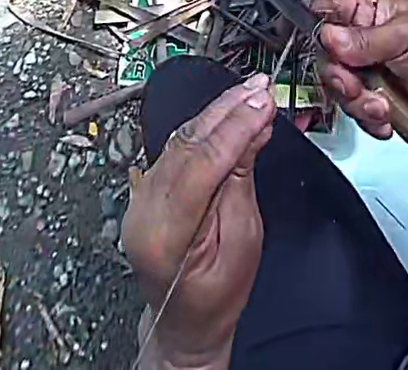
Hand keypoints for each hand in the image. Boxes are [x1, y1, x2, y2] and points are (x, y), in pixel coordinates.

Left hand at [123, 74, 275, 369]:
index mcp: (165, 234)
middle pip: (189, 143)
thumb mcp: (244, 240)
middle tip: (262, 88)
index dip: (236, 128)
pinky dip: (211, 122)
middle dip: (230, 110)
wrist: (186, 318)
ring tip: (253, 90)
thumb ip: (242, 180)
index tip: (264, 103)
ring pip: (183, 136)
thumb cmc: (216, 294)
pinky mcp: (151, 181)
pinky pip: (181, 142)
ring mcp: (142, 193)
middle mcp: (145, 208)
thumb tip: (254, 128)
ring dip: (222, 109)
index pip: (201, 164)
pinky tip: (233, 109)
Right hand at [310, 0, 407, 135]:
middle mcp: (367, 37)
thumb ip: (366, 39)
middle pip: (327, 54)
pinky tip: (387, 114)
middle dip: (340, 75)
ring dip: (357, 100)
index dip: (317, 26)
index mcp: (373, 9)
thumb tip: (330, 37)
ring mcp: (370, 68)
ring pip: (338, 85)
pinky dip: (368, 116)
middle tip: (356, 84)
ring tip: (381, 103)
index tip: (318, 46)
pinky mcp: (374, 95)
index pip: (328, 9)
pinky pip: (353, 108)